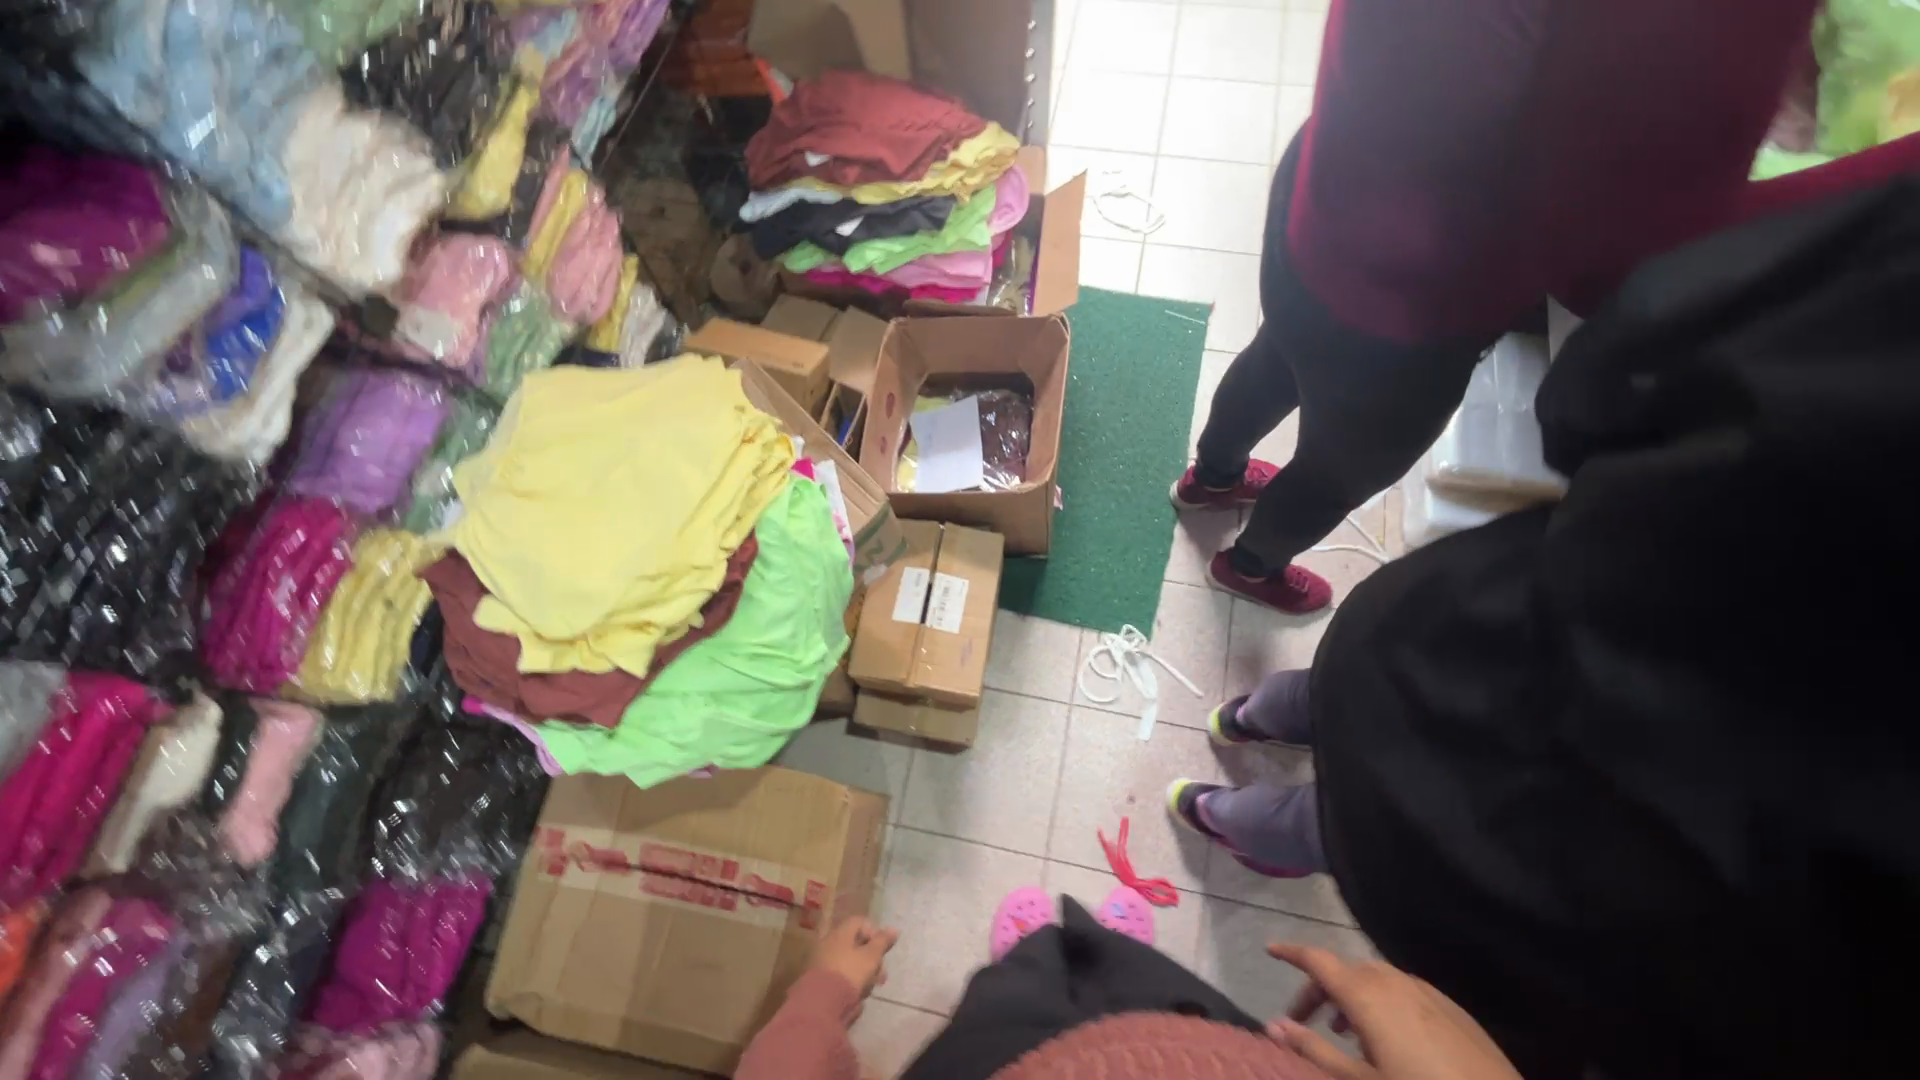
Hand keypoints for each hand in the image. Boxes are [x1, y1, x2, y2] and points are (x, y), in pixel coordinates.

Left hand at [811, 917, 898, 999]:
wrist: (820, 1003)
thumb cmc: (850, 973)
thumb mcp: (871, 957)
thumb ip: (882, 942)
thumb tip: (894, 929)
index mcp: (840, 932)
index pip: (860, 922)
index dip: (874, 933)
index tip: (882, 950)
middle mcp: (829, 942)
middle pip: (855, 944)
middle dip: (871, 959)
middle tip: (881, 975)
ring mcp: (821, 961)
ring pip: (848, 962)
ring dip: (862, 973)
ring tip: (869, 989)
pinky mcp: (818, 979)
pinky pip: (839, 975)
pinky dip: (849, 982)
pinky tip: (855, 996)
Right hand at [1265, 943, 1521, 1079]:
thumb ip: (1314, 1049)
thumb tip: (1272, 1024)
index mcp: (1364, 993)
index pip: (1316, 959)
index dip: (1290, 953)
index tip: (1270, 950)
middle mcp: (1390, 980)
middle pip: (1343, 969)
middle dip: (1319, 987)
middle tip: (1306, 1020)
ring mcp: (1424, 991)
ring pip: (1374, 979)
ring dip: (1351, 996)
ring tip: (1345, 1033)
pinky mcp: (1450, 1008)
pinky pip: (1402, 991)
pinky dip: (1381, 1003)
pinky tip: (1390, 1040)